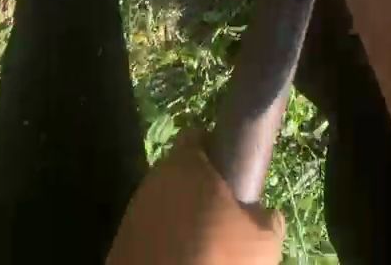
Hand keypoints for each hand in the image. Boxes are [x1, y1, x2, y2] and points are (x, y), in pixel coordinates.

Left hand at [106, 133, 283, 264]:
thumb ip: (267, 218)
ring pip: (166, 202)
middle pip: (181, 172)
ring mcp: (135, 208)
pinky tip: (182, 256)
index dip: (215, 149)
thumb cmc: (215, 257)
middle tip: (223, 217)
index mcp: (185, 163)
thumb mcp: (261, 241)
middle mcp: (155, 177)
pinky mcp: (123, 239)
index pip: (196, 137)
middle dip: (200, 189)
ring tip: (203, 244)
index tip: (231, 172)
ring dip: (181, 216)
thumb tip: (263, 214)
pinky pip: (151, 229)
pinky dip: (165, 240)